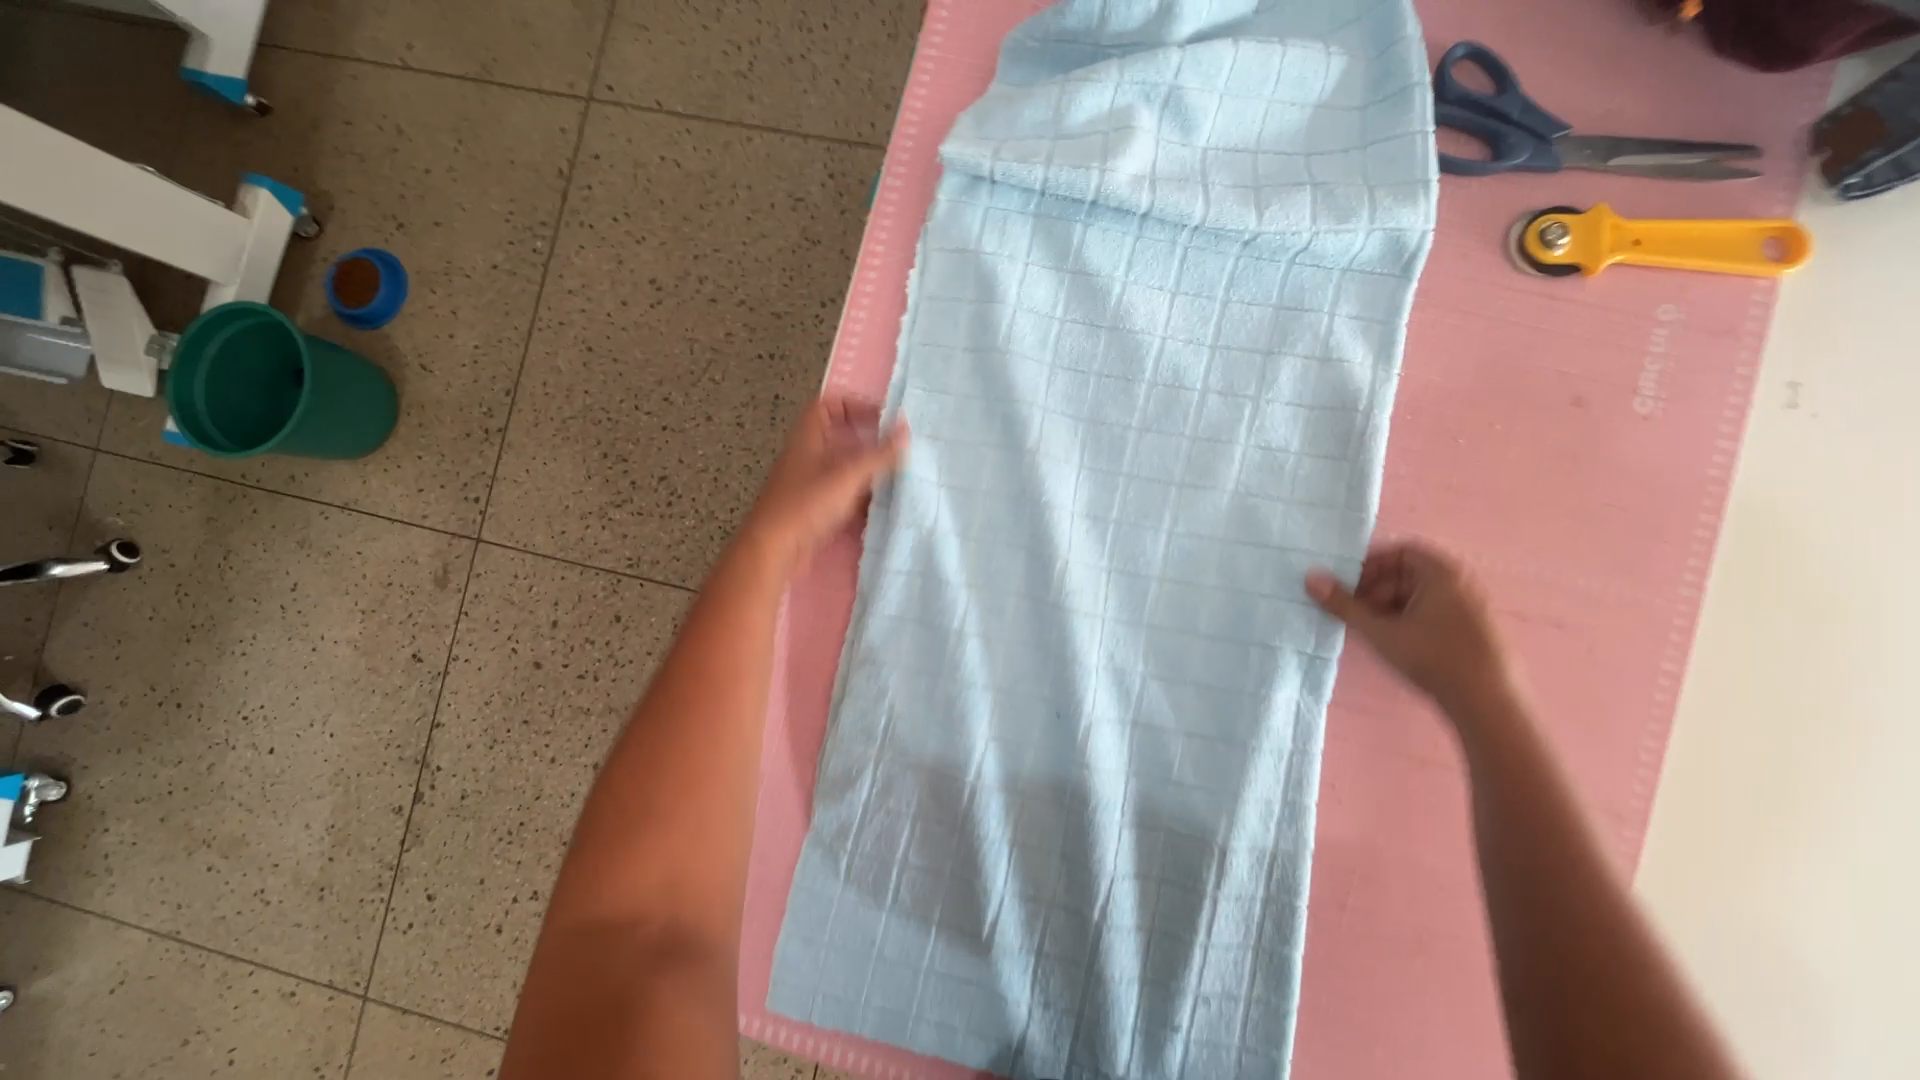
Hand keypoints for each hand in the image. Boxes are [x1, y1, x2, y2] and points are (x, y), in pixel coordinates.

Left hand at [739, 395, 907, 573]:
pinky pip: (843, 495)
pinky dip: (862, 497)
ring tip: (896, 476)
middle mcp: (808, 456)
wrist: (774, 550)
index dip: (854, 404)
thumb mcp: (848, 475)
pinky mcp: (815, 510)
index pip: (828, 406)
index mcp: (808, 438)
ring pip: (844, 468)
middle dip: (868, 441)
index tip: (881, 416)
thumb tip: (906, 428)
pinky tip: (881, 505)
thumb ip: (879, 453)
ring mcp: (810, 484)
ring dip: (868, 471)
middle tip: (896, 448)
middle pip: (839, 438)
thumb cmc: (807, 504)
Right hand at [1305, 541, 1516, 716]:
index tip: (1349, 586)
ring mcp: (1471, 607)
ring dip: (1389, 607)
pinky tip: (1396, 644)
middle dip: (1376, 589)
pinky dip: (1409, 619)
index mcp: (1442, 573)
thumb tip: (1310, 577)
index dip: (1371, 565)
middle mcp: (1461, 582)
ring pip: (1420, 595)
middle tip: (1355, 612)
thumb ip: (1343, 604)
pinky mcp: (1474, 630)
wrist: (1487, 702)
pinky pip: (1434, 612)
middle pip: (1409, 574)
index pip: (1400, 551)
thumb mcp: (1379, 631)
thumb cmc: (1432, 657)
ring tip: (1371, 631)